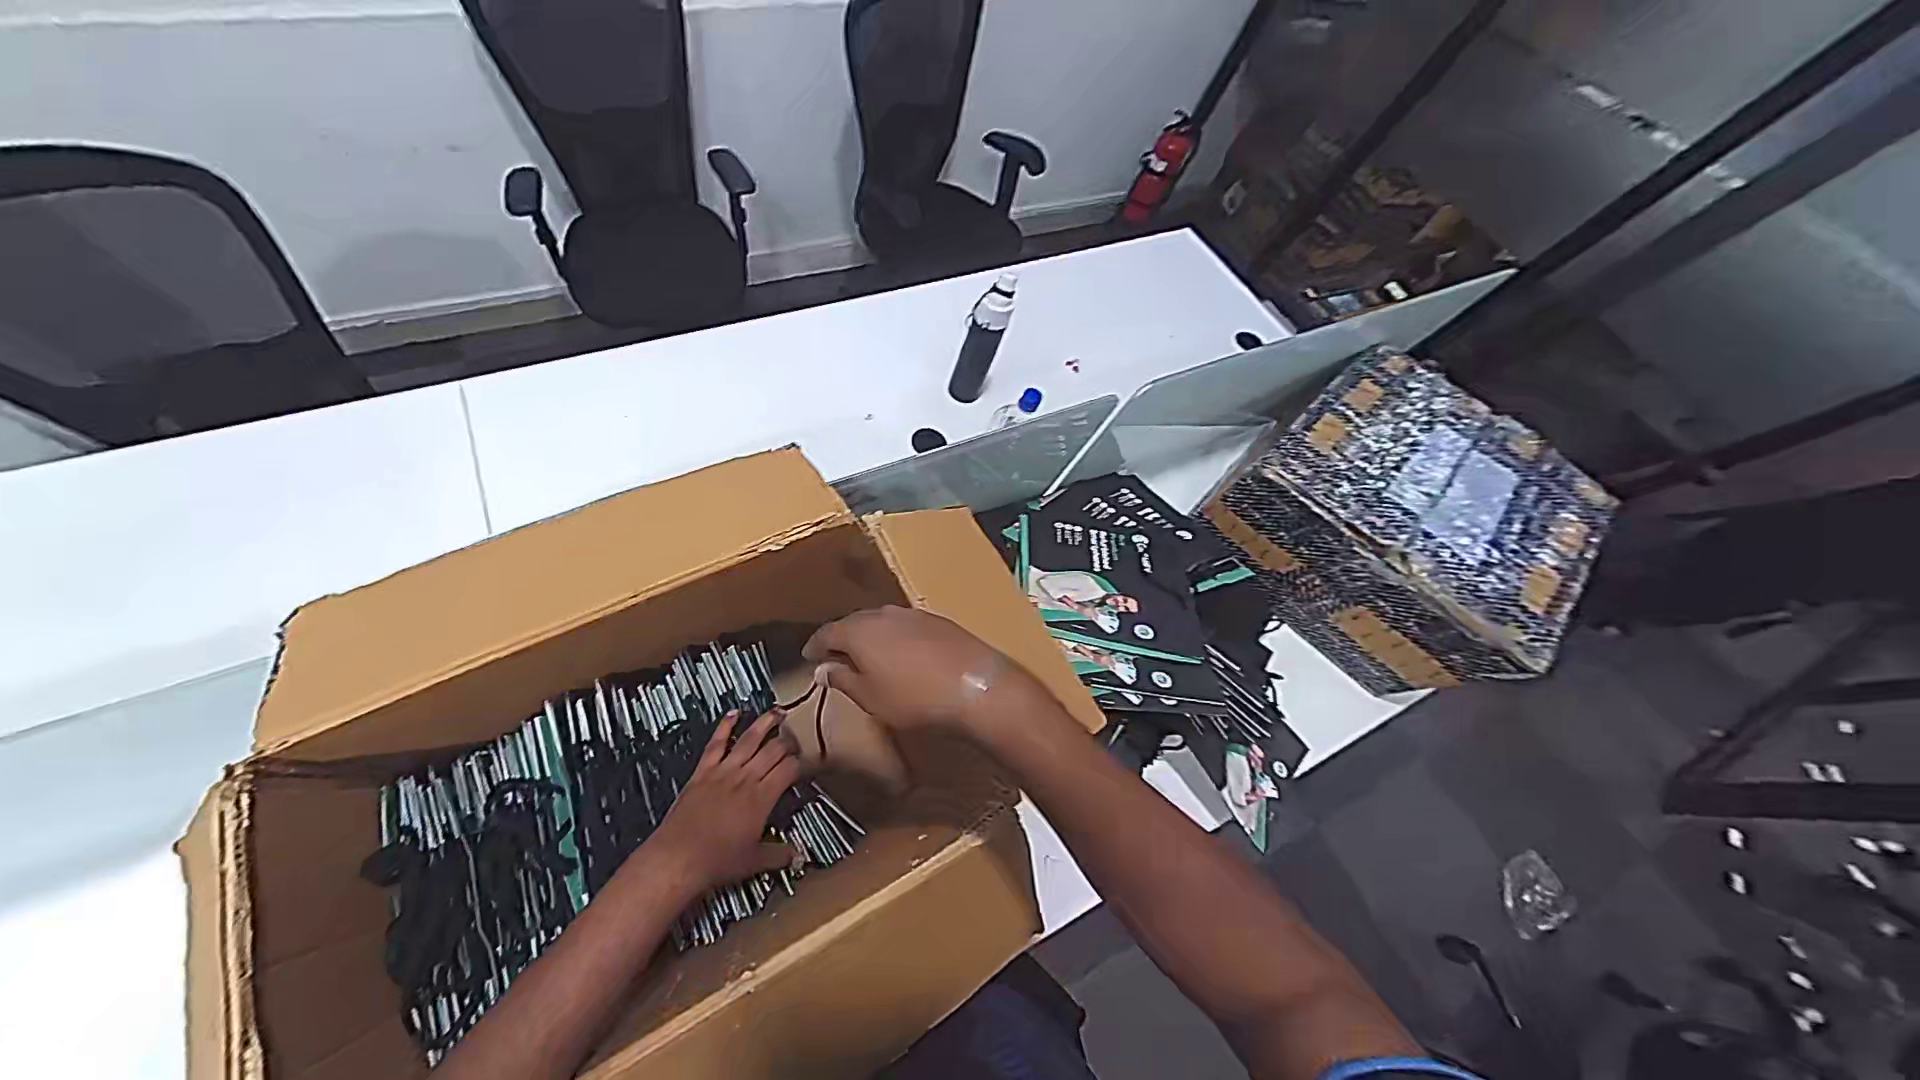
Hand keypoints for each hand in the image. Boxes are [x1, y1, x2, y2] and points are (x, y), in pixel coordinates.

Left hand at [642, 709, 801, 894]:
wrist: (677, 859)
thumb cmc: (716, 861)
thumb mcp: (754, 860)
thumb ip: (779, 855)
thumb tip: (796, 855)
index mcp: (762, 797)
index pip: (790, 769)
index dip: (801, 764)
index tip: (805, 765)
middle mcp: (746, 778)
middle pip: (774, 749)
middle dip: (788, 742)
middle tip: (795, 741)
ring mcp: (724, 771)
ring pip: (750, 739)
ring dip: (765, 723)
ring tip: (777, 712)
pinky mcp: (703, 772)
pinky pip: (717, 743)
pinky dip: (725, 726)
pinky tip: (733, 714)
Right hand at [802, 605, 1049, 738]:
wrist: (975, 686)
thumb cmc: (915, 698)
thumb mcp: (870, 697)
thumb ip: (843, 679)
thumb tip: (825, 668)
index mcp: (859, 630)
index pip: (827, 632)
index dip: (815, 646)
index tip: (809, 657)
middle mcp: (884, 613)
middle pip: (854, 622)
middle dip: (842, 638)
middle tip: (836, 657)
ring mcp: (913, 614)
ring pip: (881, 622)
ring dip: (870, 636)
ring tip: (868, 657)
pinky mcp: (937, 620)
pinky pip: (905, 625)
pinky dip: (895, 638)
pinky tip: (901, 655)